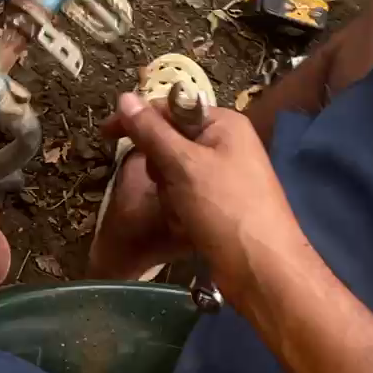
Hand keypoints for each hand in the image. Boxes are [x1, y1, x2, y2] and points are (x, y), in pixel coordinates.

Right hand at [101, 92, 306, 291]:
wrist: (265, 275)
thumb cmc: (226, 210)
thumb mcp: (184, 165)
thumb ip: (151, 131)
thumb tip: (124, 97)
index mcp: (223, 123)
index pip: (170, 108)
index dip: (138, 119)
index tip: (106, 134)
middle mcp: (225, 144)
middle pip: (170, 141)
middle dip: (160, 167)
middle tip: (165, 185)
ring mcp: (224, 176)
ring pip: (174, 172)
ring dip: (169, 194)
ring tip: (182, 212)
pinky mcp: (220, 204)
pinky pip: (185, 196)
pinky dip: (180, 210)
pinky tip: (187, 226)